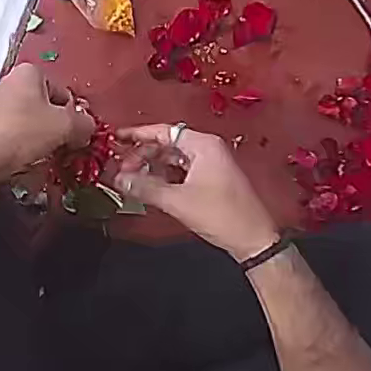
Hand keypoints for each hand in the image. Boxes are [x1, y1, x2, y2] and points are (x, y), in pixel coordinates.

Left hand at [0, 63, 93, 184]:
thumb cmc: (20, 134)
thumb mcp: (65, 127)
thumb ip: (84, 124)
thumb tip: (88, 127)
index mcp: (30, 72)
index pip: (65, 94)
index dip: (73, 117)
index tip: (74, 136)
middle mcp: (10, 82)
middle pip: (48, 108)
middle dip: (57, 129)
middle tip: (60, 147)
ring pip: (32, 122)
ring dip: (41, 140)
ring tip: (39, 155)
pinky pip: (15, 133)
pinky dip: (22, 146)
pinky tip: (21, 159)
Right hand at [112, 124, 280, 259]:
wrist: (253, 239)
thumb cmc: (221, 215)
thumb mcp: (178, 201)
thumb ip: (145, 187)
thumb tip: (118, 179)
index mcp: (203, 145)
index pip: (164, 131)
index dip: (138, 134)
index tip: (117, 139)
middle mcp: (207, 148)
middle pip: (167, 144)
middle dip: (143, 155)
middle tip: (121, 169)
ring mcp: (211, 163)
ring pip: (174, 158)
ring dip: (153, 167)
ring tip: (131, 178)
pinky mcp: (211, 178)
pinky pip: (182, 170)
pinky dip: (165, 176)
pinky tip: (150, 186)